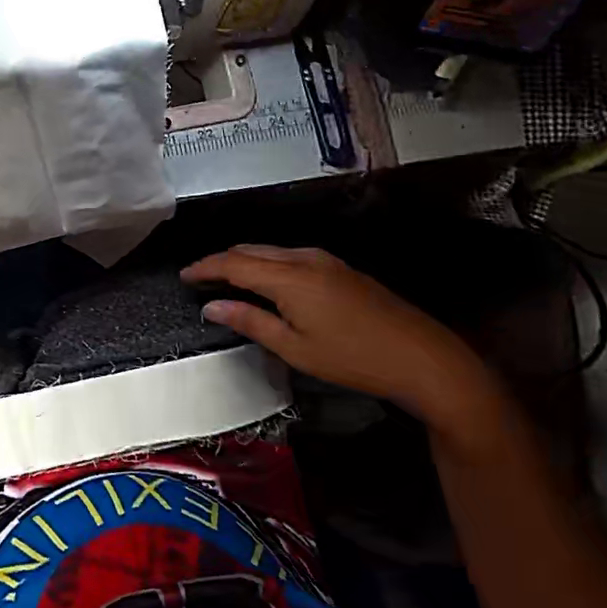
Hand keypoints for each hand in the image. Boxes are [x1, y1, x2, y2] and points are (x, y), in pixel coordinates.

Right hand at [181, 245, 496, 425]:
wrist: (423, 357)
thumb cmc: (353, 358)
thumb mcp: (295, 348)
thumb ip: (250, 321)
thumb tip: (211, 306)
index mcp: (289, 277)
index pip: (233, 263)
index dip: (205, 267)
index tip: (183, 275)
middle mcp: (304, 258)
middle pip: (250, 249)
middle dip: (222, 260)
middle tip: (199, 279)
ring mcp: (325, 260)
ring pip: (271, 251)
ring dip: (245, 261)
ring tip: (226, 281)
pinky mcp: (339, 268)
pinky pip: (289, 256)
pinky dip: (267, 264)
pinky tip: (265, 283)